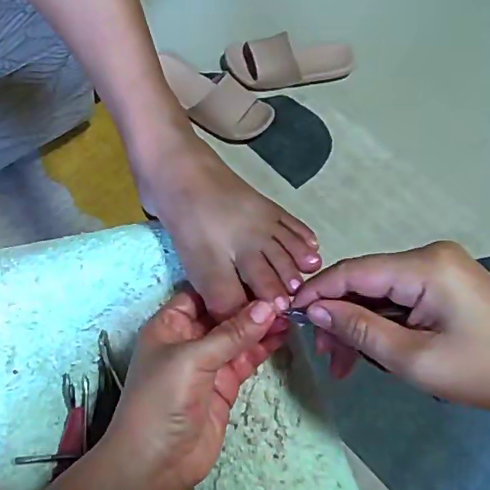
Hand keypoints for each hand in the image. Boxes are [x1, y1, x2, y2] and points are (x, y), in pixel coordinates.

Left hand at [100, 292, 287, 489]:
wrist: (156, 463)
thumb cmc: (161, 401)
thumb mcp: (192, 359)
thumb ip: (231, 333)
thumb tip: (269, 306)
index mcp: (168, 324)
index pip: (201, 292)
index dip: (228, 281)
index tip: (263, 272)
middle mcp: (187, 339)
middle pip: (222, 312)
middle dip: (251, 303)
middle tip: (287, 290)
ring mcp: (207, 363)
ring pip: (238, 336)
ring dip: (262, 325)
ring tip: (293, 310)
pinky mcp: (224, 385)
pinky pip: (245, 358)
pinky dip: (263, 347)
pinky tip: (284, 334)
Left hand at [135, 136, 321, 313]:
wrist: (177, 167)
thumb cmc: (187, 221)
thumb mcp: (201, 265)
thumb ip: (223, 295)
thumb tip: (242, 321)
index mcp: (249, 256)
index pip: (265, 289)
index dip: (271, 307)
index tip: (282, 322)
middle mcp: (262, 238)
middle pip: (279, 268)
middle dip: (289, 287)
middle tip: (301, 303)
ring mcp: (262, 216)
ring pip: (287, 245)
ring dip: (299, 261)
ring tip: (312, 271)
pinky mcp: (257, 200)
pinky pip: (287, 221)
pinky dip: (300, 233)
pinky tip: (311, 241)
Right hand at [289, 241, 489, 418]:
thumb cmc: (483, 372)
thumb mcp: (411, 358)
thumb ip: (358, 329)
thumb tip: (313, 310)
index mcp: (426, 266)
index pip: (353, 271)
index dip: (317, 293)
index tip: (288, 317)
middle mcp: (431, 257)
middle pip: (365, 282)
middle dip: (340, 318)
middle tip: (328, 359)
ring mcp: (442, 269)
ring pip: (380, 293)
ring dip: (361, 326)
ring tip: (348, 365)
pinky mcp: (448, 285)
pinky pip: (400, 299)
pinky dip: (383, 324)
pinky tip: (376, 352)